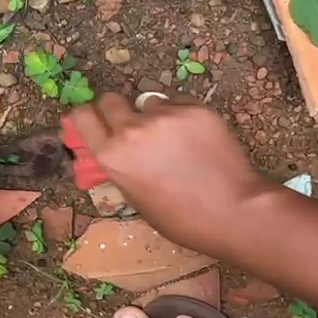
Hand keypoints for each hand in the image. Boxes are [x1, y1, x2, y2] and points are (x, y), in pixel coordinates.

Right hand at [68, 93, 270, 251]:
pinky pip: (177, 103)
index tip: (97, 121)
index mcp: (112, 156)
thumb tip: (113, 149)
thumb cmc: (181, 217)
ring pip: (148, 102)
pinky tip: (195, 137)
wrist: (234, 211)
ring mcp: (164, 115)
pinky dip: (181, 115)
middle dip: (117, 109)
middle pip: (110, 99)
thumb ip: (119, 166)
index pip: (82, 115)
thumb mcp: (135, 198)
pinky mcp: (194, 108)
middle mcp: (131, 130)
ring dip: (154, 115)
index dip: (88, 116)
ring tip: (174, 139)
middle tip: (133, 125)